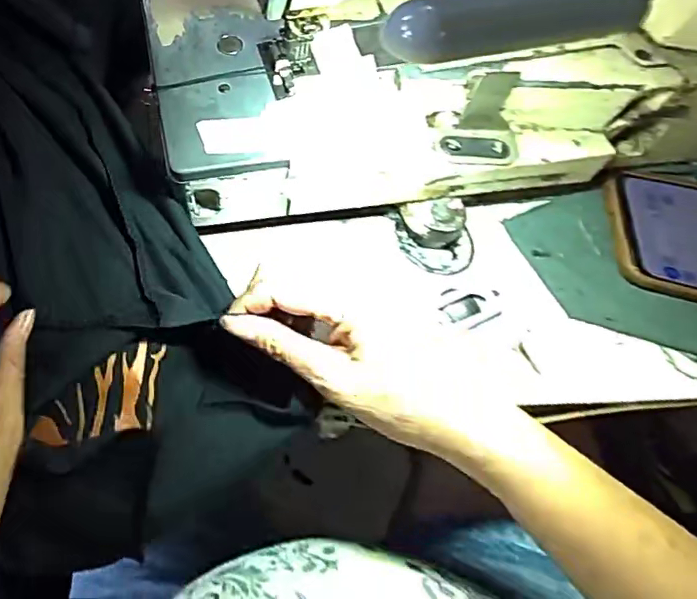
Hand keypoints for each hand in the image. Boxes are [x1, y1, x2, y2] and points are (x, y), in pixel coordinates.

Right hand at [222, 268, 528, 461]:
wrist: (467, 421)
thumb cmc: (413, 404)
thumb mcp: (335, 380)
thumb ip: (281, 346)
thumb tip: (239, 325)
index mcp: (345, 299)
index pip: (276, 284)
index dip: (245, 304)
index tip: (229, 326)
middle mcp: (352, 287)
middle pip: (284, 275)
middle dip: (257, 302)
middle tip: (247, 334)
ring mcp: (358, 295)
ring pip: (297, 285)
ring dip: (276, 310)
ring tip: (274, 343)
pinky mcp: (362, 308)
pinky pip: (315, 298)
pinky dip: (297, 316)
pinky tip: (300, 342)